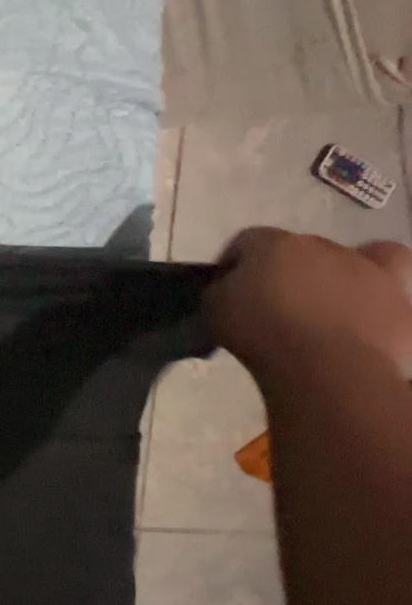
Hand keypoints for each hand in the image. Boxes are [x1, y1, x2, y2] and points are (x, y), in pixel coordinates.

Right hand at [203, 228, 411, 376]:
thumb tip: (234, 286)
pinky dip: (381, 295)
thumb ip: (222, 287)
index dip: (234, 260)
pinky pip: (397, 288)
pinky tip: (363, 314)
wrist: (328, 366)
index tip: (227, 284)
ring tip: (329, 299)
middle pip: (303, 247)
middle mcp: (328, 248)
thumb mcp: (212, 306)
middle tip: (274, 297)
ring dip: (345, 271)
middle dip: (288, 267)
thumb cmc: (260, 331)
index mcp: (277, 245)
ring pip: (366, 255)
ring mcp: (374, 273)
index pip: (248, 239)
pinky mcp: (403, 303)